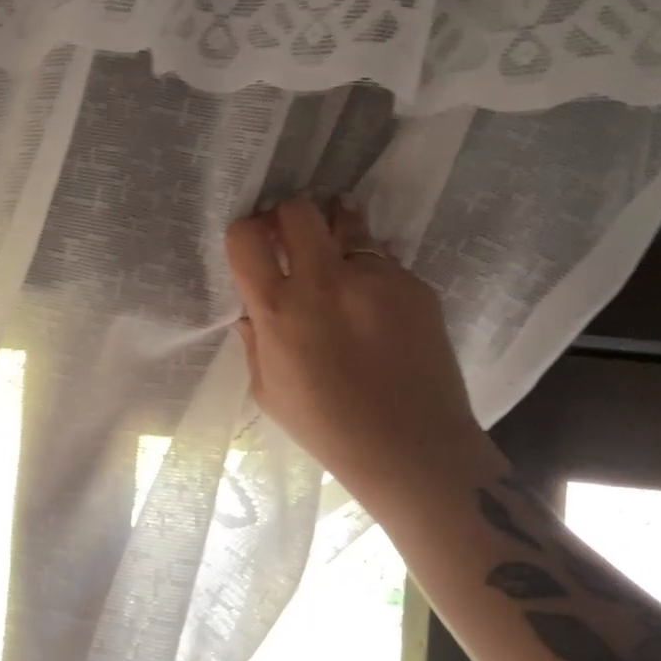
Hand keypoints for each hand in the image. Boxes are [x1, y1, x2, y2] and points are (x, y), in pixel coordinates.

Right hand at [224, 197, 482, 488]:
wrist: (414, 450)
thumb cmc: (327, 428)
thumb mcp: (266, 388)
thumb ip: (255, 340)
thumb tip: (255, 310)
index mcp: (278, 310)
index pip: (245, 237)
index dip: (245, 232)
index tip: (254, 244)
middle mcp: (324, 282)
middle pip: (298, 210)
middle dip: (288, 216)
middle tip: (290, 236)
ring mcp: (375, 279)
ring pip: (347, 224)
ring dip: (333, 231)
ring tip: (335, 250)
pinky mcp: (415, 286)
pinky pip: (382, 261)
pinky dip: (370, 271)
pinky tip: (373, 302)